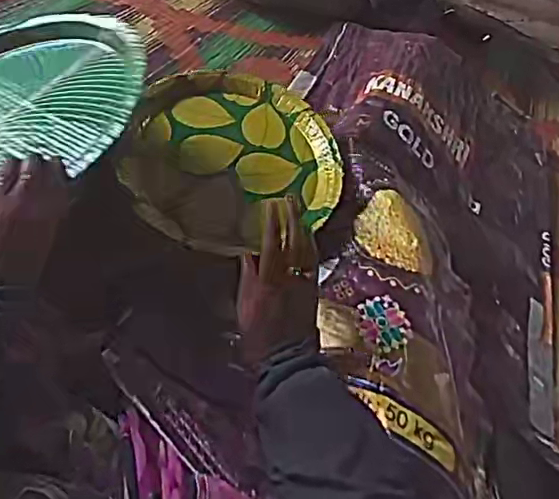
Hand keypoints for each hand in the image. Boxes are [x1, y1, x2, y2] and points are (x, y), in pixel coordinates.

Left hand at [0, 156, 70, 285]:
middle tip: (32, 165)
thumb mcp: (49, 235)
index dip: (54, 165)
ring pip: (7, 167)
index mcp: (50, 208)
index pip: (56, 170)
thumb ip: (53, 207)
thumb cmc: (23, 269)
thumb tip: (55, 187)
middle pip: (32, 164)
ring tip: (12, 170)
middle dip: (33, 163)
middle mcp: (25, 199)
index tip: (53, 165)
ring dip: (12, 167)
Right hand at [236, 196, 319, 363]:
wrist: (287, 360)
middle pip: (293, 240)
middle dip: (291, 217)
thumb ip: (247, 278)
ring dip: (302, 226)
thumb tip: (247, 253)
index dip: (272, 223)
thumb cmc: (259, 336)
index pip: (271, 244)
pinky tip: (308, 234)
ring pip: (305, 247)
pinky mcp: (314, 287)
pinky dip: (310, 243)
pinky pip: (313, 259)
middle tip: (289, 199)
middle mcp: (289, 277)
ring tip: (298, 211)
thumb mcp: (245, 307)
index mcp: (268, 281)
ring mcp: (304, 281)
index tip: (271, 205)